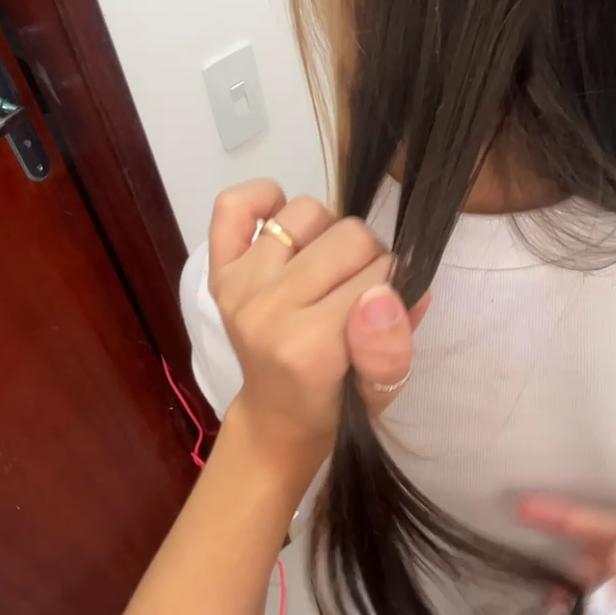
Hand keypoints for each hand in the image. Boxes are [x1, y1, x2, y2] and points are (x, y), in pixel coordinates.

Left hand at [205, 181, 427, 464]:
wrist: (278, 413)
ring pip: (308, 212)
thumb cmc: (337, 402)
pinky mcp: (220, 270)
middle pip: (350, 236)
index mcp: (310, 349)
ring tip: (328, 270)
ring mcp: (239, 288)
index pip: (381, 275)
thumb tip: (390, 291)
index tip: (384, 311)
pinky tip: (285, 229)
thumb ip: (392, 350)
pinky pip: (234, 205)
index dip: (395, 286)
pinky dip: (264, 201)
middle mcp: (267, 311)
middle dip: (370, 259)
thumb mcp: (379, 394)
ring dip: (328, 234)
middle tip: (360, 290)